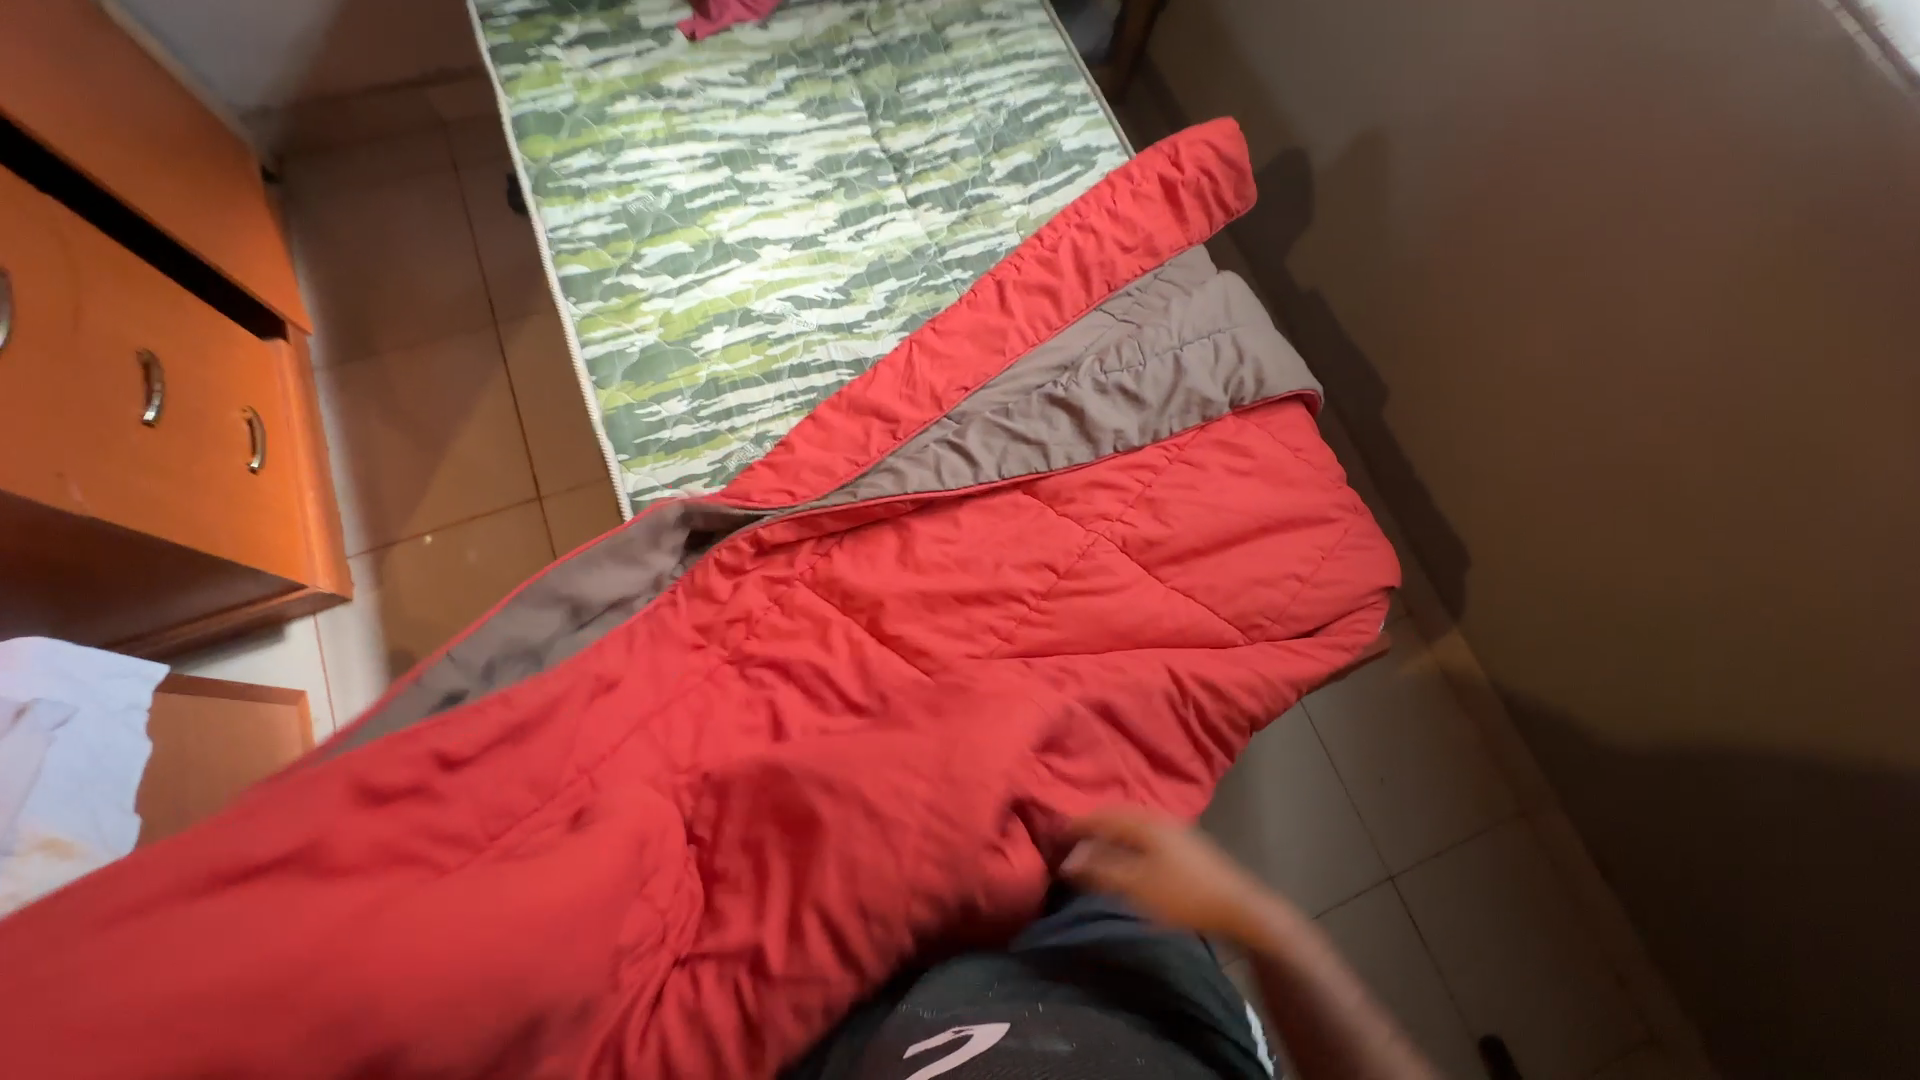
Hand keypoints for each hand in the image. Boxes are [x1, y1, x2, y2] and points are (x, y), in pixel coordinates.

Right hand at [1060, 805, 1293, 942]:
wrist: (1239, 909)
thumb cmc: (1183, 896)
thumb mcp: (1136, 886)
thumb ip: (1100, 871)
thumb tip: (1067, 860)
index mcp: (1143, 822)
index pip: (1099, 816)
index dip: (1075, 826)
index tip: (1052, 836)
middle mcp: (1157, 818)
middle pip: (1115, 816)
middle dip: (1091, 827)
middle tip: (1069, 842)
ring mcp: (1173, 830)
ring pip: (1130, 825)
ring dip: (1108, 834)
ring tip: (1091, 850)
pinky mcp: (1183, 846)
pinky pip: (1142, 834)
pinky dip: (1124, 841)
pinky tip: (1124, 856)